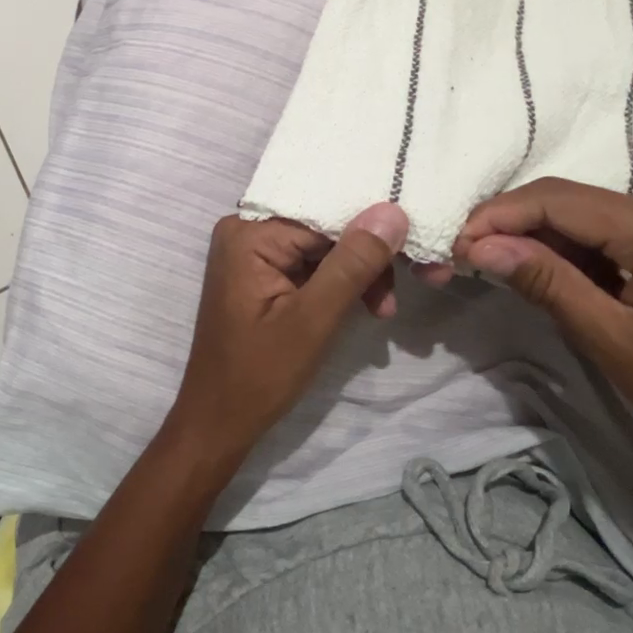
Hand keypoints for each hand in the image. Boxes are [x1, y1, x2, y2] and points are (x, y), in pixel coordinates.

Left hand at [167, 203, 408, 456]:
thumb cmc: (259, 374)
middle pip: (325, 228)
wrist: (218, 421)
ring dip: (359, 275)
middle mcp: (246, 231)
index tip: (414, 251)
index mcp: (249, 233)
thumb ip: (352, 264)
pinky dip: (339, 285)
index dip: (372, 231)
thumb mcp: (313, 320)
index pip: (325, 213)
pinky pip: (310, 265)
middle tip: (411, 286)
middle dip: (369, 257)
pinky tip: (366, 307)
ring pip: (324, 247)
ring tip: (384, 310)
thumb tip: (391, 211)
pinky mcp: (262, 274)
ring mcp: (252, 253)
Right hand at [454, 178, 632, 485]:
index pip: (560, 200)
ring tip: (499, 267)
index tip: (455, 245)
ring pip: (590, 213)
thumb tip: (480, 245)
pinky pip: (615, 230)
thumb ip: (546, 283)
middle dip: (515, 224)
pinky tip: (549, 273)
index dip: (499, 215)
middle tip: (468, 257)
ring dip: (542, 237)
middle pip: (573, 199)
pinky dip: (575, 249)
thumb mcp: (613, 342)